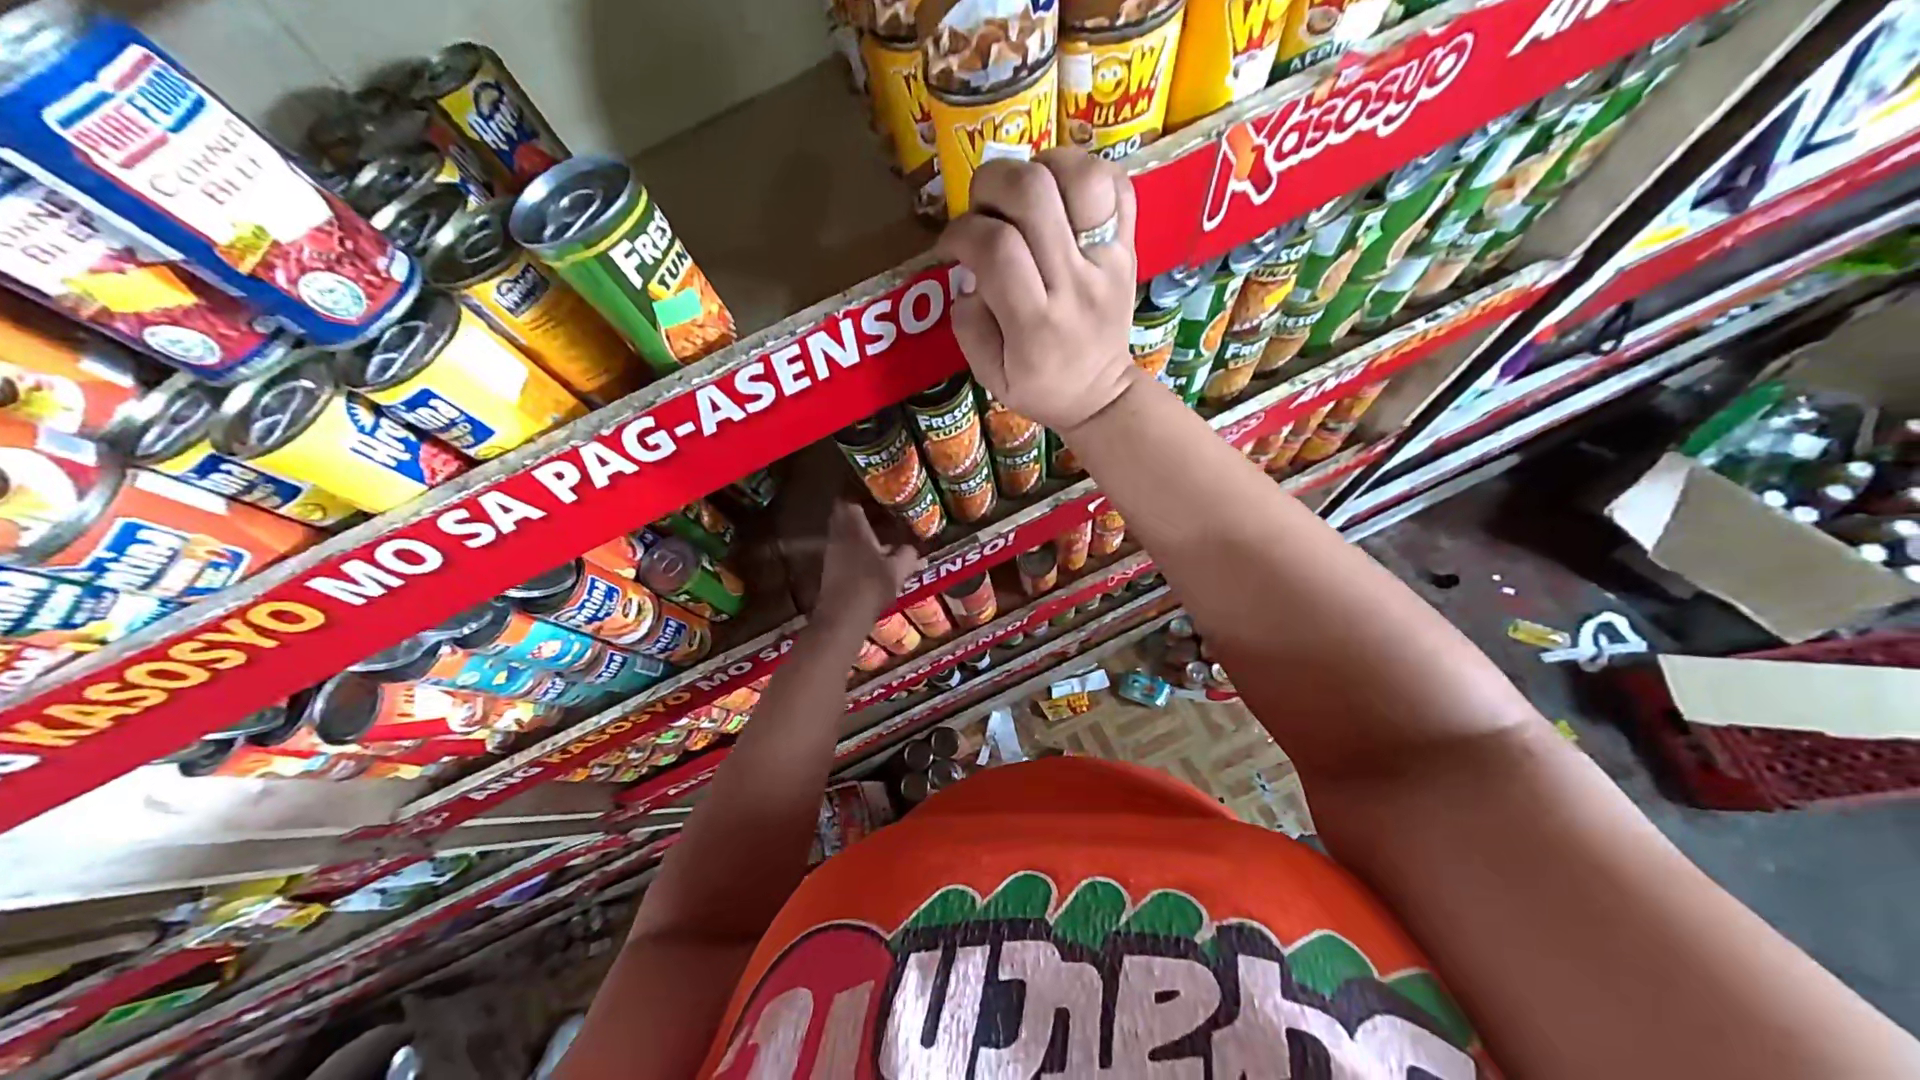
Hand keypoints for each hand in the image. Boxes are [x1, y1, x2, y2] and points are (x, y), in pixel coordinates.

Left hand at [815, 500, 920, 628]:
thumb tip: (915, 546)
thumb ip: (908, 553)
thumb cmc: (870, 586)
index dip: (862, 491)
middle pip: (846, 512)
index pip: (850, 496)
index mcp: (853, 526)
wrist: (842, 618)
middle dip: (864, 509)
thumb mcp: (898, 568)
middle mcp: (838, 533)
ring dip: (862, 528)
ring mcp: (832, 551)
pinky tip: (876, 554)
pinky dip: (859, 544)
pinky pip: (846, 546)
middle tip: (885, 509)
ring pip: (846, 530)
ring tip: (885, 531)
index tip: (879, 490)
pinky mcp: (832, 567)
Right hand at [936, 150, 1140, 433]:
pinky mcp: (1129, 245)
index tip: (951, 245)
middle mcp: (1076, 282)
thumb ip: (969, 326)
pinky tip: (1060, 194)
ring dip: (1041, 168)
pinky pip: (1118, 185)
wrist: (1101, 394)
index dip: (962, 231)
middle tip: (983, 209)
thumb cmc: (1040, 386)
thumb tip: (968, 274)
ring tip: (1023, 195)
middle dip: (991, 183)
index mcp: (1036, 324)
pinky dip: (1085, 173)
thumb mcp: (990, 376)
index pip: (996, 248)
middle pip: (1034, 193)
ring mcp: (1109, 258)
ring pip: (1083, 176)